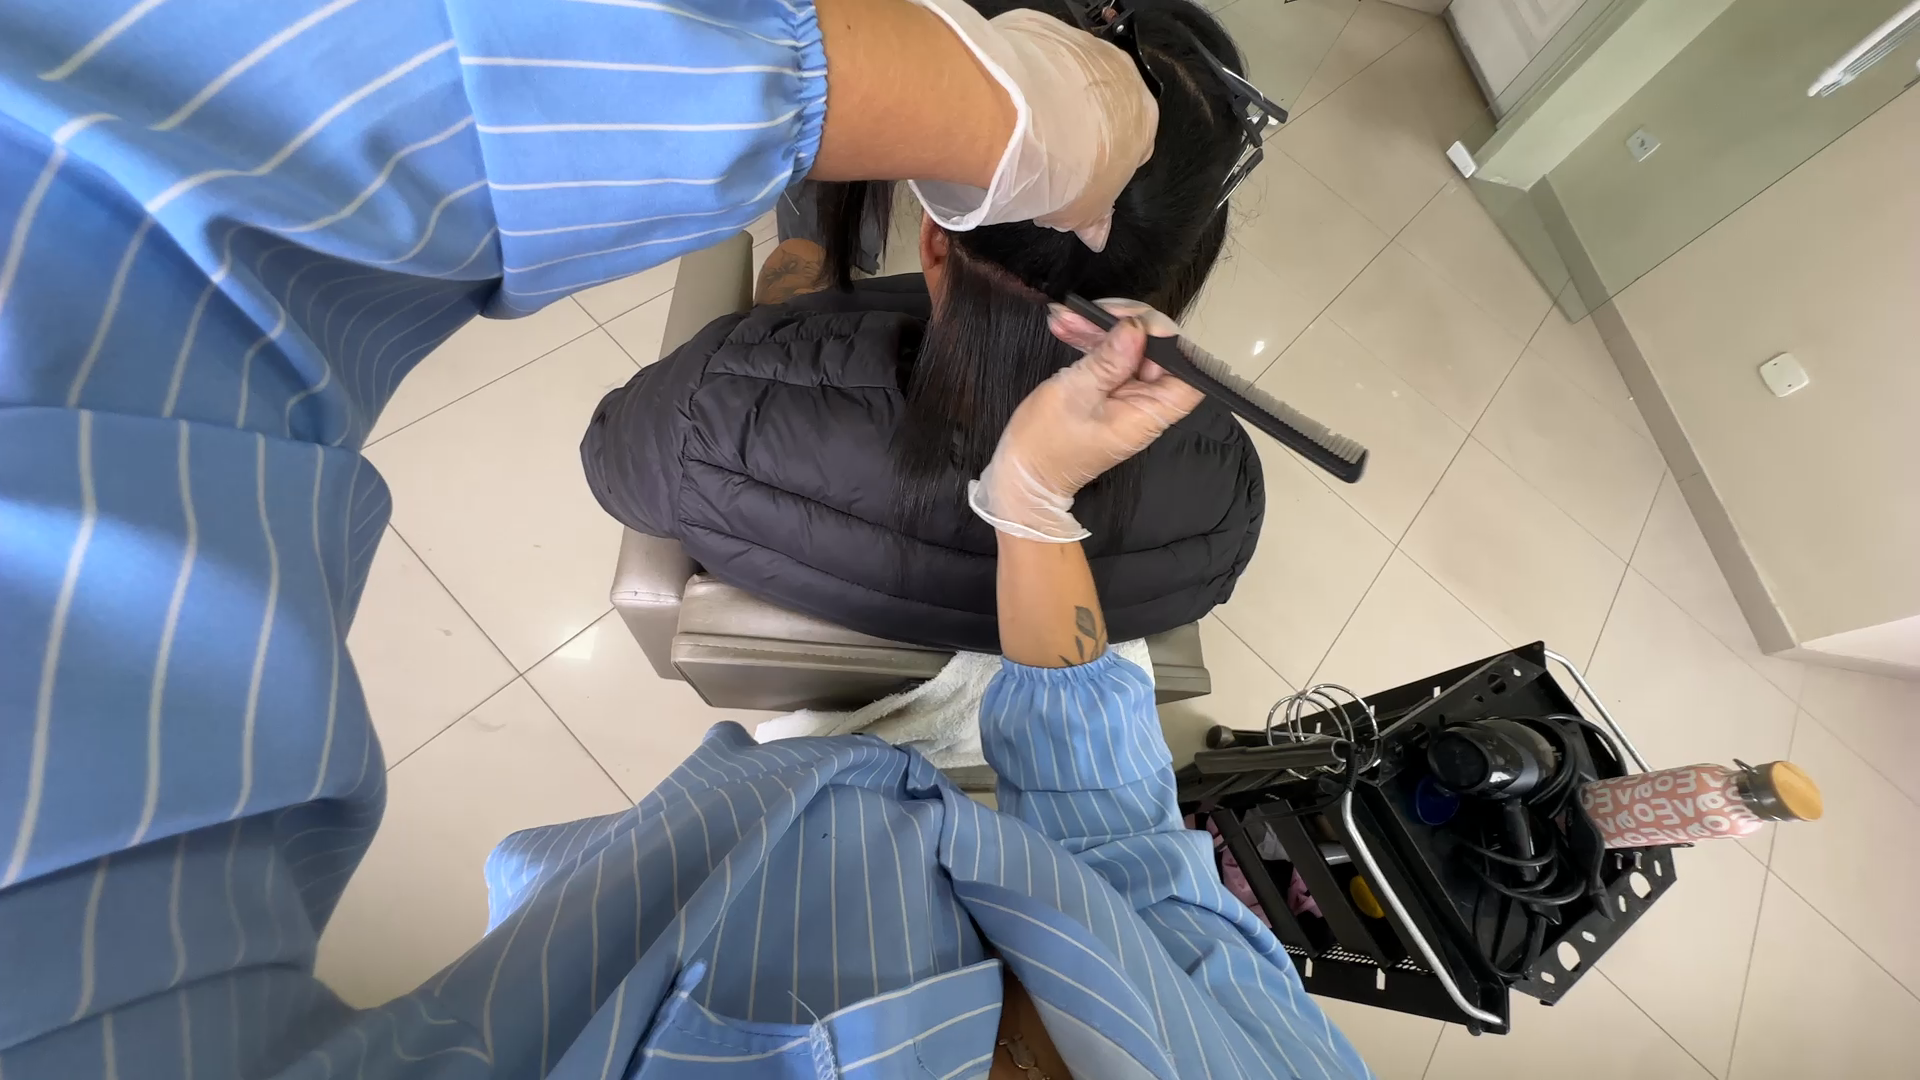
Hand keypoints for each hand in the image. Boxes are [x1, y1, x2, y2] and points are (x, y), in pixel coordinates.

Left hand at [905, 0, 1156, 250]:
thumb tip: (1098, 237)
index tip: (1082, 182)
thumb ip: (1095, 220)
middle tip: (1052, 162)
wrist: (1031, 123)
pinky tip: (1012, 110)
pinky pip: (1042, 64)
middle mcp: (1125, 77)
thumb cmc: (1072, 173)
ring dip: (1055, 108)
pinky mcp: (1049, 33)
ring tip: (1027, 138)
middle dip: (1082, 135)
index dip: (1107, 166)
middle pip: (1106, 110)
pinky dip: (1031, 84)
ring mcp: (1087, 50)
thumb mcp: (1084, 212)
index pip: (1135, 146)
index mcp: (1145, 122)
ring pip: (1074, 85)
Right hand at [968, 299, 1202, 540]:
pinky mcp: (1108, 395)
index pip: (1188, 374)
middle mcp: (1145, 406)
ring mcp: (1127, 400)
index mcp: (1148, 413)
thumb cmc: (1044, 444)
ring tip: (1063, 319)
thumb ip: (1109, 359)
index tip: (1135, 324)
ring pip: (1128, 351)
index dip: (1170, 342)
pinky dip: (1090, 344)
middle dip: (1124, 326)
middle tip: (1091, 313)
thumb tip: (1137, 327)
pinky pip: (1109, 362)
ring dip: (1099, 331)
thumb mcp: (1074, 393)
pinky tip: (1065, 327)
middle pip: (1156, 354)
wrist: (1022, 477)